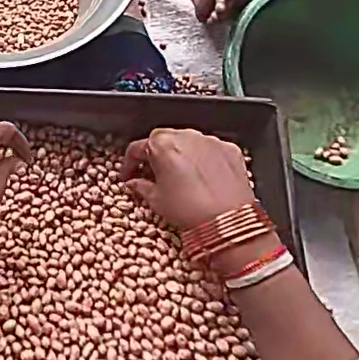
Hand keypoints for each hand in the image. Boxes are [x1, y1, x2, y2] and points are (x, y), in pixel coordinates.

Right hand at [123, 128, 279, 276]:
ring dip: (179, 154)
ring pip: (187, 141)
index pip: (137, 148)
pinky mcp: (230, 150)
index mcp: (162, 145)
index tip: (128, 175)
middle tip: (151, 173)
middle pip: (162, 139)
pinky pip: (209, 149)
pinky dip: (202, 158)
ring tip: (178, 175)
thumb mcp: (156, 200)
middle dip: (154, 154)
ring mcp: (210, 142)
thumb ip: (141, 186)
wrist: (228, 222)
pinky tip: (200, 176)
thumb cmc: (191, 210)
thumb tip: (135, 184)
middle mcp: (186, 137)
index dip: (129, 164)